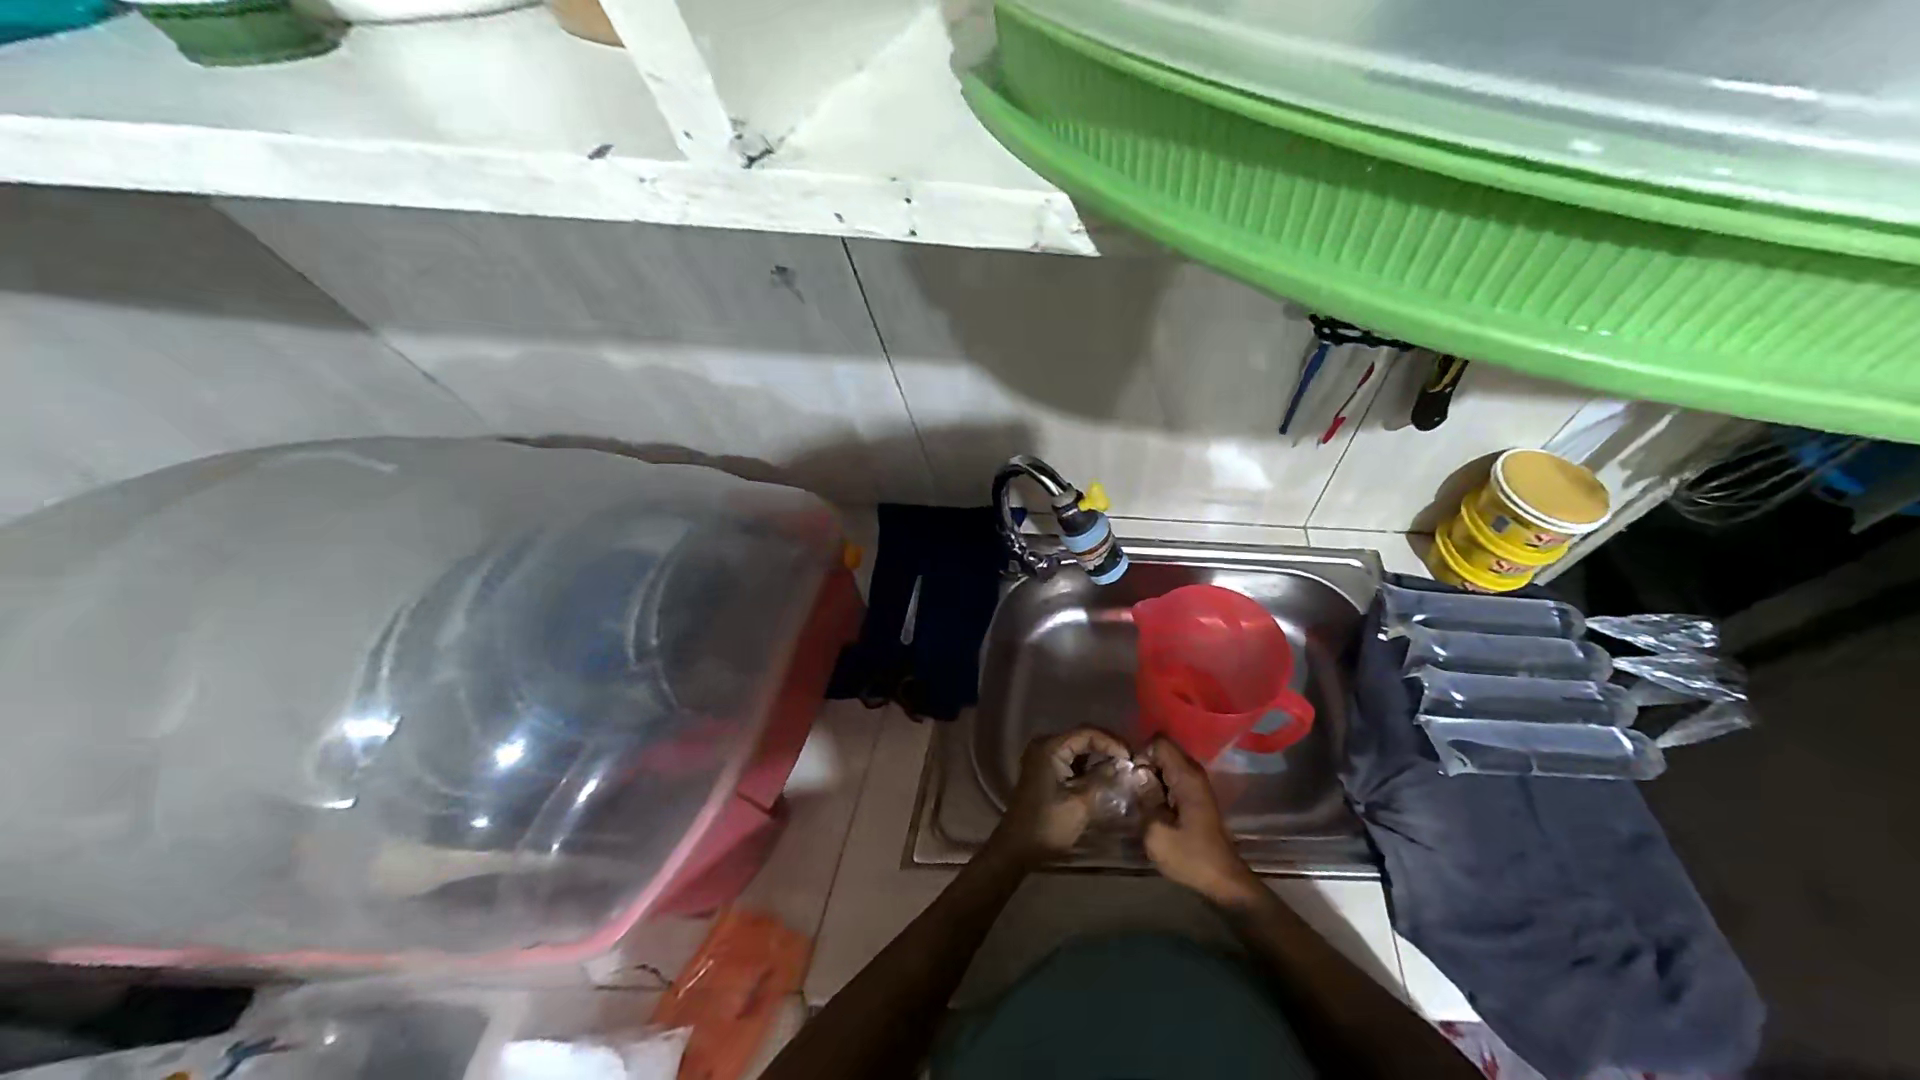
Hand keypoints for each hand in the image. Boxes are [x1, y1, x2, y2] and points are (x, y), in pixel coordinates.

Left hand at [986, 726, 1131, 868]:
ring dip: (1099, 756)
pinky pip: (1070, 760)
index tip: (1132, 758)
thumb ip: (1103, 779)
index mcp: (1050, 748)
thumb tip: (1125, 765)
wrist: (1017, 847)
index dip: (1112, 742)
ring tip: (1123, 768)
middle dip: (1107, 747)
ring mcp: (1042, 757)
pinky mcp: (1044, 770)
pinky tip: (1105, 775)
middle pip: (1082, 737)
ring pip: (1077, 748)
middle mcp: (1044, 745)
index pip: (1087, 733)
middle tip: (1131, 762)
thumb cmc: (1048, 825)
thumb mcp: (1081, 802)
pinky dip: (1087, 765)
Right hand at [1141, 736, 1263, 907]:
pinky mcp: (1196, 798)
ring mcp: (1197, 785)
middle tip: (1128, 785)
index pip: (1160, 741)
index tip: (1129, 773)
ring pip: (1166, 765)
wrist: (1224, 882)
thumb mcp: (1156, 833)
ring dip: (1150, 775)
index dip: (1141, 752)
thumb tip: (1134, 777)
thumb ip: (1143, 799)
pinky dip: (1159, 785)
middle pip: (1163, 751)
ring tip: (1135, 795)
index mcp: (1186, 777)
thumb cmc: (1191, 858)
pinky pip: (1172, 778)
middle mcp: (1194, 774)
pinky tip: (1150, 804)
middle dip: (1143, 763)